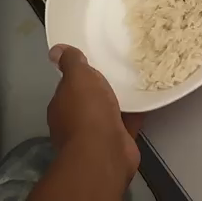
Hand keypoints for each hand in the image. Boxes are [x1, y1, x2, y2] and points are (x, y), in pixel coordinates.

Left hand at [46, 45, 140, 178]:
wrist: (104, 151)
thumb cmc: (87, 111)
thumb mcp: (77, 77)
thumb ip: (70, 62)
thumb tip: (54, 50)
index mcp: (61, 107)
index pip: (68, 87)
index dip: (79, 75)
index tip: (94, 62)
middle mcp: (74, 123)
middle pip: (88, 99)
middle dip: (100, 87)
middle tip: (118, 66)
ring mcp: (95, 135)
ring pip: (108, 111)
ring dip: (119, 99)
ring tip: (136, 78)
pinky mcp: (117, 141)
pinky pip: (127, 121)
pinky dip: (135, 111)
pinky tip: (147, 96)